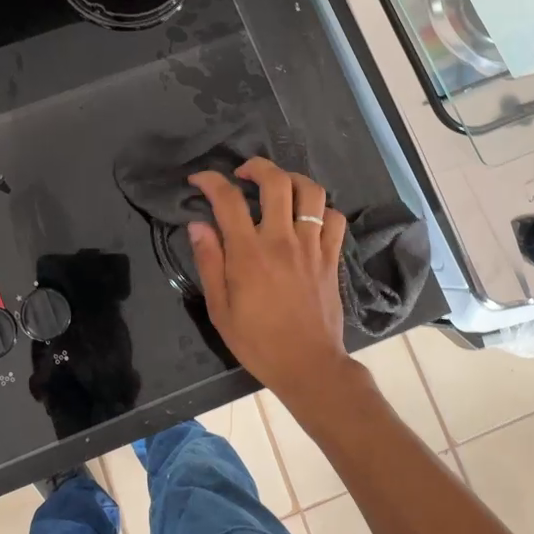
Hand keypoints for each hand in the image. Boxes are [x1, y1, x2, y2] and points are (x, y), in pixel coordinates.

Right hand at [188, 158, 352, 400]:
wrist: (309, 367)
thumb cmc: (257, 341)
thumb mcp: (219, 308)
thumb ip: (209, 261)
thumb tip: (198, 224)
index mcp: (249, 253)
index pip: (228, 199)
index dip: (210, 180)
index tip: (199, 180)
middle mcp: (282, 240)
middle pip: (276, 181)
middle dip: (256, 166)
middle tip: (242, 174)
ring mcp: (312, 247)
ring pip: (311, 192)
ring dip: (291, 179)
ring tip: (277, 187)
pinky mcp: (332, 258)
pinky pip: (335, 218)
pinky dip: (322, 209)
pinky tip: (307, 217)